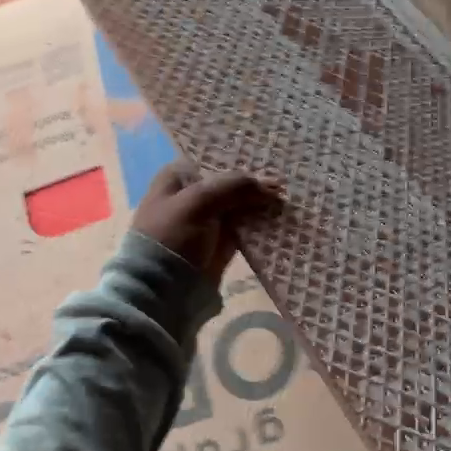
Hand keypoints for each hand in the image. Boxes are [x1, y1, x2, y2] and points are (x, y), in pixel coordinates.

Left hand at [130, 159, 278, 283]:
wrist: (163, 290)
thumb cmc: (172, 237)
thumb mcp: (198, 202)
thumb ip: (233, 186)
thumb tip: (270, 186)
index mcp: (176, 179)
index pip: (213, 161)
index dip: (239, 161)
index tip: (267, 160)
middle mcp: (190, 196)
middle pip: (229, 183)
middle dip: (254, 182)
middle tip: (283, 181)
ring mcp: (206, 220)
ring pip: (240, 205)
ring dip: (260, 202)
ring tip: (287, 197)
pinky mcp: (220, 242)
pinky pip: (245, 227)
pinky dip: (260, 223)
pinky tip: (280, 216)